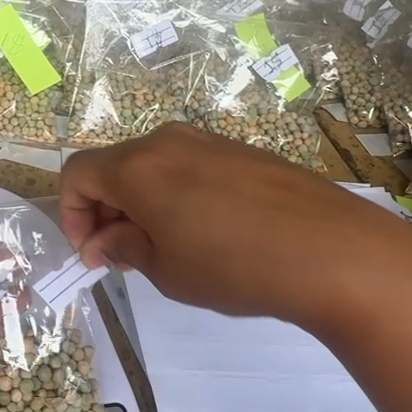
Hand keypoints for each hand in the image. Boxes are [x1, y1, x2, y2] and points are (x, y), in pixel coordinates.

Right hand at [59, 123, 411, 327]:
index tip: (94, 253)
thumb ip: (123, 248)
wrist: (338, 253)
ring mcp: (208, 141)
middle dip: (106, 210)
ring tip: (168, 248)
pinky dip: (176, 195)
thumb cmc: (236, 266)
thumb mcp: (167, 270)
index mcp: (137, 167)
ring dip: (141, 203)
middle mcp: (166, 142)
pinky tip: (208, 233)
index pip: (77, 174)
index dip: (72, 214)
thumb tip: (103, 240)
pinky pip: (189, 167)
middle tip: (124, 256)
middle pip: (113, 166)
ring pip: (152, 166)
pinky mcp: (242, 151)